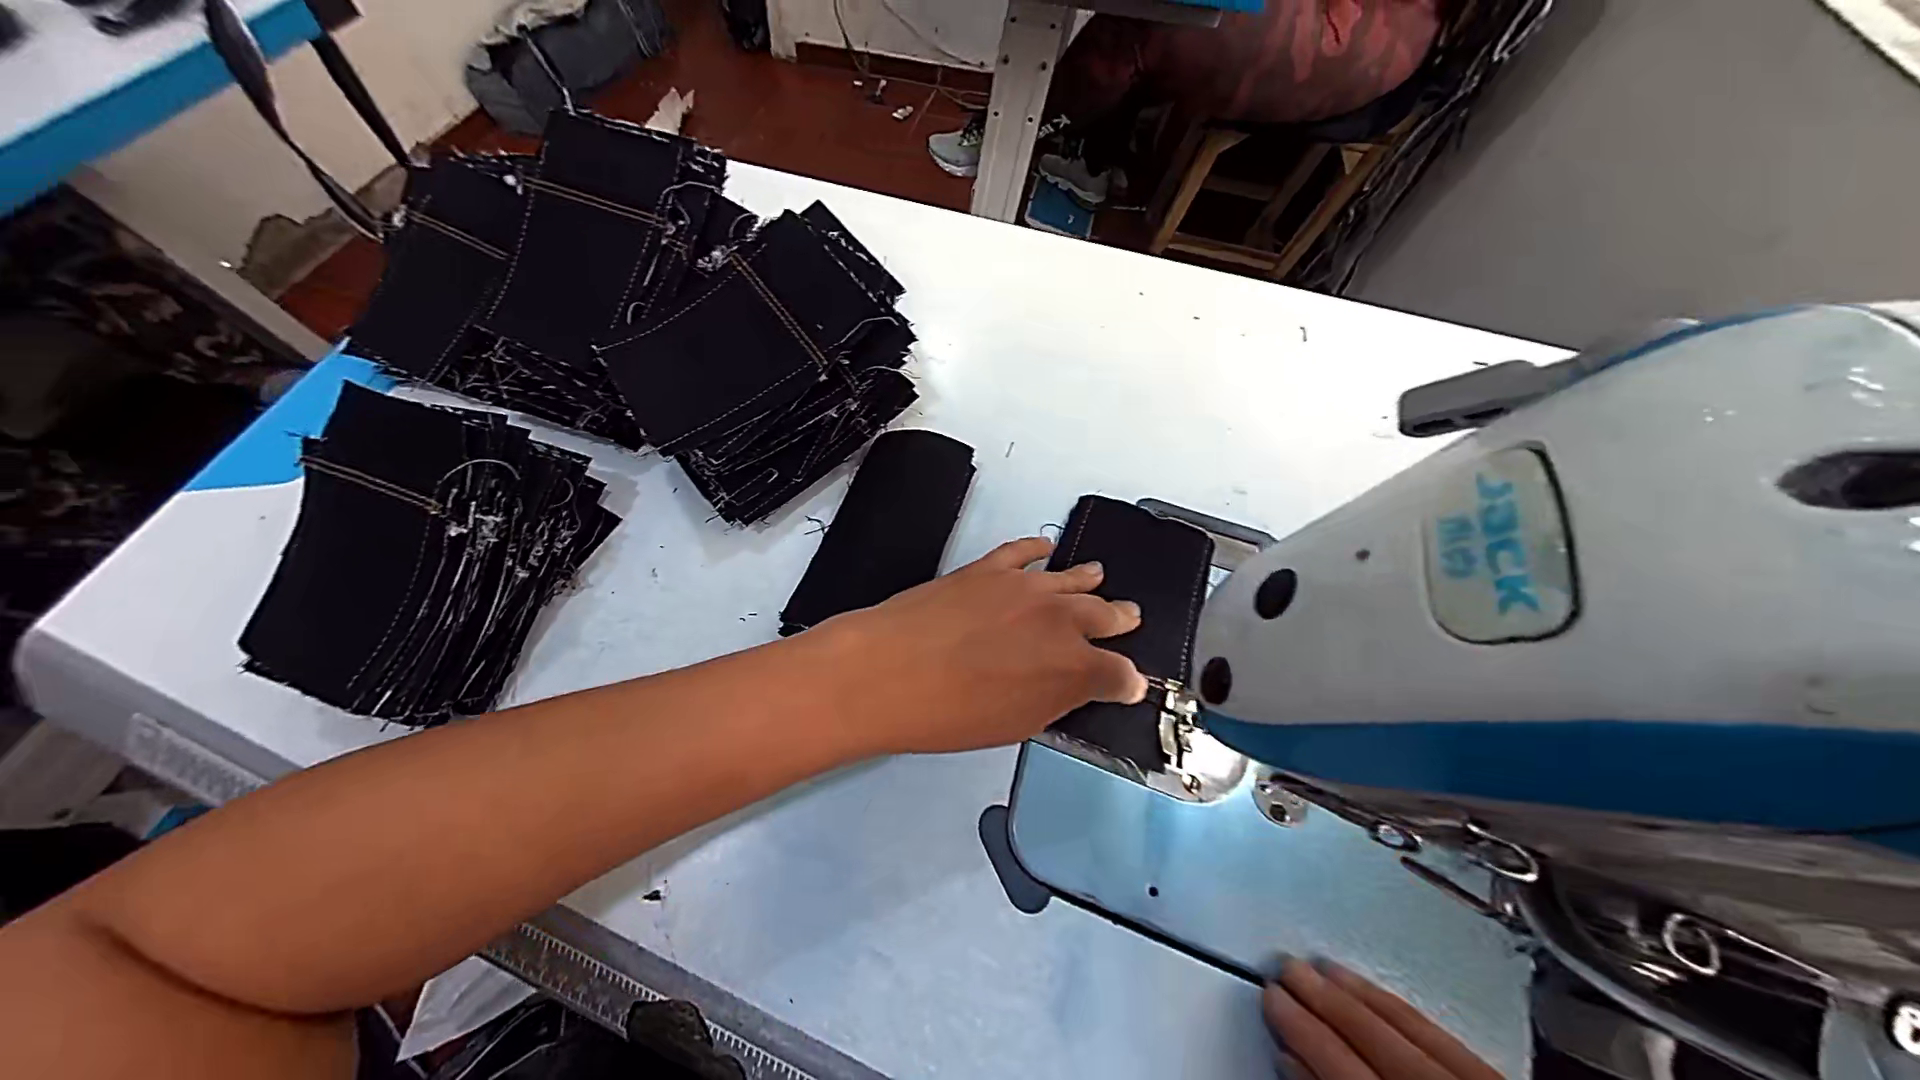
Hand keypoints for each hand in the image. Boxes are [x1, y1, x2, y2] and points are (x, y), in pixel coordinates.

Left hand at [811, 536, 1147, 754]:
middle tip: (1128, 618)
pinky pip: (1024, 551)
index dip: (1127, 681)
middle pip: (1105, 615)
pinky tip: (1044, 549)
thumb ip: (1055, 702)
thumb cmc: (943, 709)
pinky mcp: (990, 569)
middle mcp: (1058, 621)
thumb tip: (1071, 691)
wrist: (887, 672)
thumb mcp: (1014, 725)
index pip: (1120, 674)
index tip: (1128, 683)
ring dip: (1089, 581)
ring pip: (1072, 578)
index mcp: (1073, 668)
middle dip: (1120, 620)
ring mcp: (1025, 588)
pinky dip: (1037, 549)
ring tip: (1100, 577)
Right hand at [1264, 960, 1501, 1079]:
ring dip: (1356, 991)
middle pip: (1370, 1034)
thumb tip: (1291, 1057)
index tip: (1272, 997)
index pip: (1340, 1062)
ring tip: (1322, 967)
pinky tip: (1377, 992)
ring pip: (1406, 1024)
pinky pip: (1440, 1031)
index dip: (1299, 1027)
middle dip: (1320, 997)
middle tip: (1285, 968)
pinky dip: (1400, 1006)